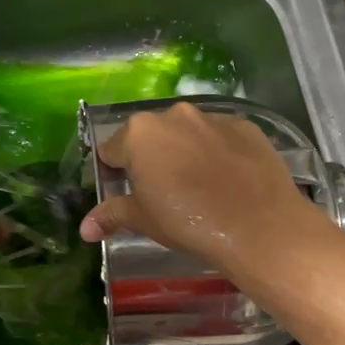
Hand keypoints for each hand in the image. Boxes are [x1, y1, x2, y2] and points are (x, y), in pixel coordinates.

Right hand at [78, 102, 333, 282]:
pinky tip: (227, 182)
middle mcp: (173, 115)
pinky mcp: (245, 127)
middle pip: (150, 137)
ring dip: (185, 153)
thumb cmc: (187, 222)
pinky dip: (218, 153)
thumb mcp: (143, 220)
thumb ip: (112, 215)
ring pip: (187, 134)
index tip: (128, 194)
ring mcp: (212, 118)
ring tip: (198, 188)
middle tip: (163, 194)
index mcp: (139, 134)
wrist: (259, 226)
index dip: (115, 173)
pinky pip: (220, 138)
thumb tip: (85, 229)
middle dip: (152, 160)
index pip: (112, 150)